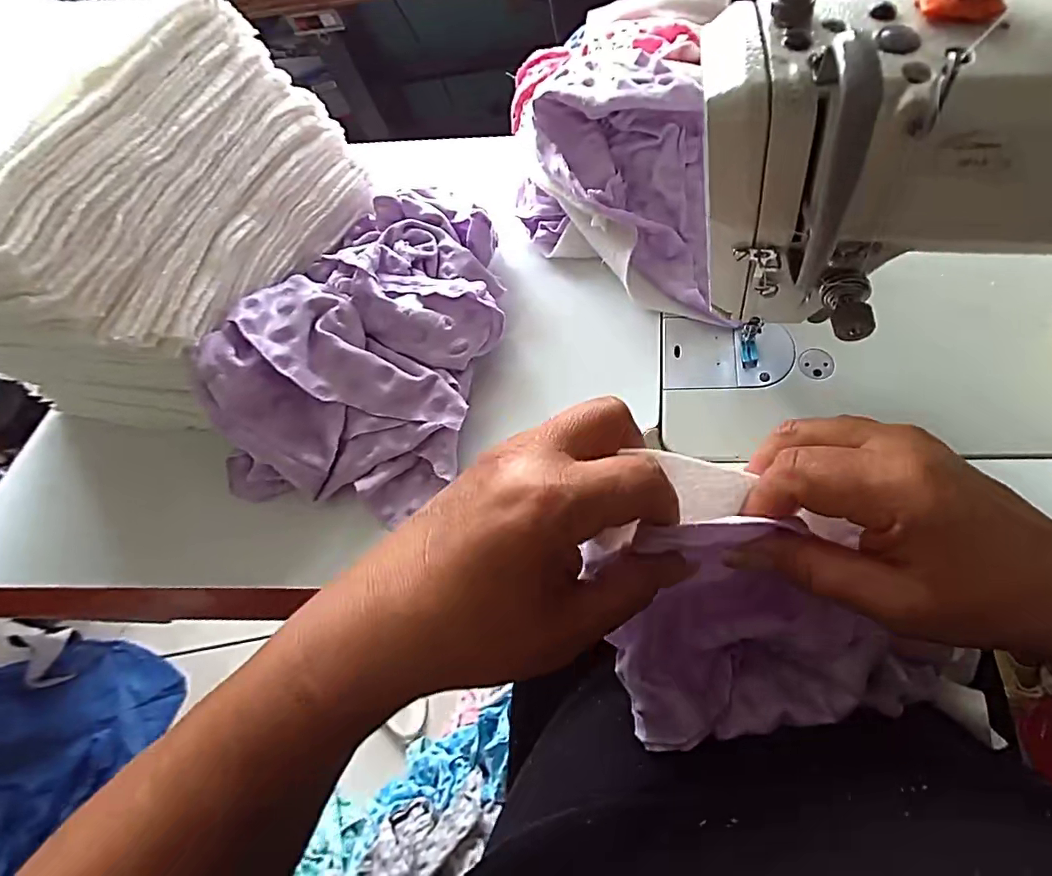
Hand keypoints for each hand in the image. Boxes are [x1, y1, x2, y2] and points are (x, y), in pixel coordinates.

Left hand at [309, 397, 691, 701]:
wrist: (378, 626)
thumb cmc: (472, 635)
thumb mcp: (565, 628)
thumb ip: (631, 588)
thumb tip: (673, 562)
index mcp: (552, 497)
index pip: (640, 475)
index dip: (665, 508)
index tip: (659, 542)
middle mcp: (531, 455)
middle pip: (611, 416)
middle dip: (638, 457)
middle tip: (629, 512)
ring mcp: (505, 450)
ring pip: (579, 422)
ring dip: (604, 459)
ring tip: (592, 520)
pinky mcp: (487, 458)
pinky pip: (550, 440)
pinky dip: (574, 464)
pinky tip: (555, 520)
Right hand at [728, 416, 1051, 658]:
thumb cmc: (977, 600)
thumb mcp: (889, 601)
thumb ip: (810, 568)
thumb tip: (745, 548)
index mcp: (891, 480)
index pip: (796, 468)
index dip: (760, 500)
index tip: (748, 537)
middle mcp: (893, 441)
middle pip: (800, 435)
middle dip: (765, 473)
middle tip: (758, 522)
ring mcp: (905, 435)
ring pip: (819, 429)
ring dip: (788, 462)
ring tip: (781, 511)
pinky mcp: (911, 441)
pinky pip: (843, 435)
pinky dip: (815, 457)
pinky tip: (818, 496)